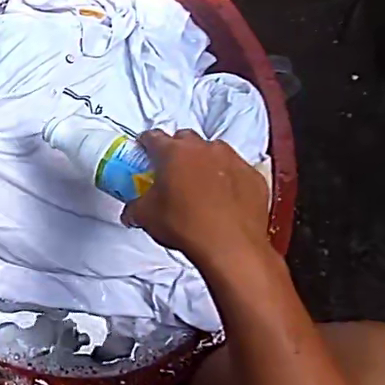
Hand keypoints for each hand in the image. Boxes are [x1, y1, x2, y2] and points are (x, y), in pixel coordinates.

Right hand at [122, 131, 270, 265]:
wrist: (231, 247)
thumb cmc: (186, 225)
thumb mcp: (147, 216)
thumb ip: (135, 208)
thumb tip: (131, 213)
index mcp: (172, 152)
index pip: (153, 137)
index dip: (146, 144)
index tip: (145, 153)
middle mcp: (202, 149)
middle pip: (185, 139)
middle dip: (177, 150)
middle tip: (172, 171)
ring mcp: (231, 160)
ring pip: (214, 151)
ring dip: (205, 161)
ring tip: (200, 184)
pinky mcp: (253, 177)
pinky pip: (238, 171)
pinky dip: (230, 179)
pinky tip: (225, 198)